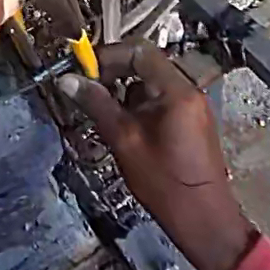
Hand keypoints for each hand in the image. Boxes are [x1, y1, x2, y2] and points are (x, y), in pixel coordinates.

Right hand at [58, 42, 256, 269]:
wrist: (202, 218)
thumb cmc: (163, 181)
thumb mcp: (123, 140)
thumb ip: (97, 104)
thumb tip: (67, 80)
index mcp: (176, 90)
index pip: (139, 51)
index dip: (107, 56)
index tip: (83, 72)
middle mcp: (188, 90)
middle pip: (145, 64)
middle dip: (113, 73)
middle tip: (87, 91)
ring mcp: (191, 105)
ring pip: (149, 82)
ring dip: (123, 91)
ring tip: (103, 113)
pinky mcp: (189, 120)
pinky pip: (158, 99)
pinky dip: (137, 105)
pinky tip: (123, 127)